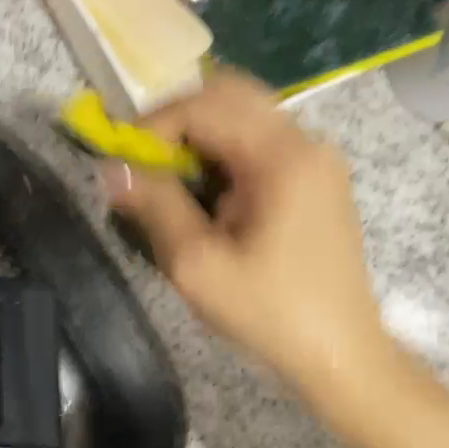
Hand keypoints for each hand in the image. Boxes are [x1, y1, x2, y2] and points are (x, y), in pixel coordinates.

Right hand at [104, 75, 397, 398]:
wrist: (338, 352)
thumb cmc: (267, 311)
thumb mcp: (196, 264)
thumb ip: (154, 206)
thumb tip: (110, 167)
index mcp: (282, 158)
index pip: (204, 105)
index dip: (152, 125)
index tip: (123, 162)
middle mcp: (305, 143)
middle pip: (229, 95)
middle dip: (174, 120)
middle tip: (142, 159)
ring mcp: (314, 160)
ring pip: (243, 115)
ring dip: (196, 136)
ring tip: (166, 180)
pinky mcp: (313, 179)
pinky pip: (257, 142)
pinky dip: (219, 152)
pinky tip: (202, 195)